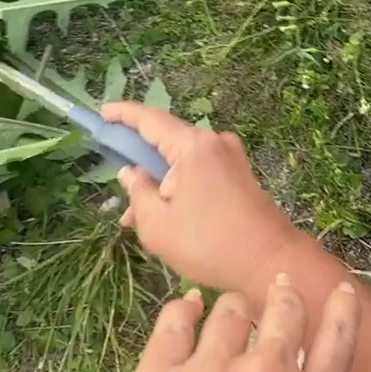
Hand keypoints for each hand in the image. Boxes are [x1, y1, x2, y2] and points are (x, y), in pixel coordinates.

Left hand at [80, 277, 362, 371]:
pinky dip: (184, 309)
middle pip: (286, 311)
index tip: (340, 291)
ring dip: (234, 309)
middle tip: (280, 290)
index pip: (338, 339)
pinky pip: (176, 322)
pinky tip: (188, 306)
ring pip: (232, 310)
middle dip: (284, 298)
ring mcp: (211, 370)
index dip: (342, 308)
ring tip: (229, 310)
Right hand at [104, 103, 317, 291]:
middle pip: (168, 142)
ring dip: (159, 184)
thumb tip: (132, 171)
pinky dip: (179, 188)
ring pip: (183, 162)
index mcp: (195, 146)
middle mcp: (216, 142)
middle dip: (140, 166)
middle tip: (118, 194)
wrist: (269, 259)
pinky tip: (165, 218)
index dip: (124, 114)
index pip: (152, 120)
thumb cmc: (208, 243)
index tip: (102, 112)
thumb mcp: (157, 223)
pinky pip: (200, 171)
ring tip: (137, 220)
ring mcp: (232, 156)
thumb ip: (139, 191)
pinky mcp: (240, 173)